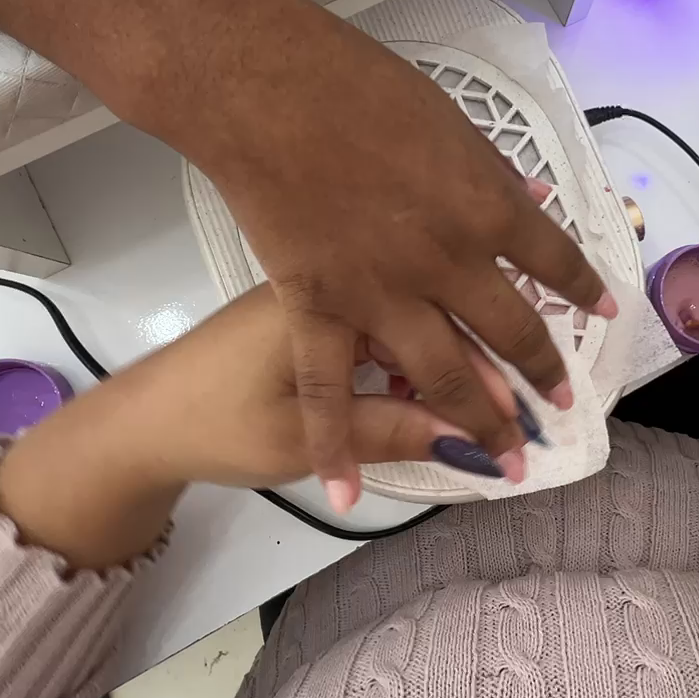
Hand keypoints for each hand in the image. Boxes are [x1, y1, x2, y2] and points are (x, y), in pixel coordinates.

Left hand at [0, 286, 528, 567]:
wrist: (144, 406)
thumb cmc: (214, 422)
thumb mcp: (292, 437)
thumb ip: (382, 432)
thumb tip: (467, 440)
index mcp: (337, 314)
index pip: (433, 356)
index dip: (484, 399)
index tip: (523, 434)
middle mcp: (350, 283)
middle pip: (445, 315)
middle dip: (502, 355)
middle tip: (552, 386)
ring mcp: (341, 276)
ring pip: (431, 287)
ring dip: (485, 303)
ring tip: (555, 301)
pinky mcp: (331, 283)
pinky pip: (406, 279)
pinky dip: (452, 276)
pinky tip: (493, 257)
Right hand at [167, 0, 611, 511]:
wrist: (265, 91)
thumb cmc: (362, 87)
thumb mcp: (448, 123)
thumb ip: (490, 175)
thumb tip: (529, 203)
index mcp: (487, 208)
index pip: (554, 260)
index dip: (583, 289)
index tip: (603, 313)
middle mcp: (448, 264)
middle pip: (511, 333)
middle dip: (542, 376)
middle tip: (560, 411)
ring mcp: (381, 297)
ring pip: (443, 376)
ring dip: (481, 421)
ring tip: (509, 460)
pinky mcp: (316, 312)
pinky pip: (328, 391)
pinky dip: (334, 445)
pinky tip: (347, 495)